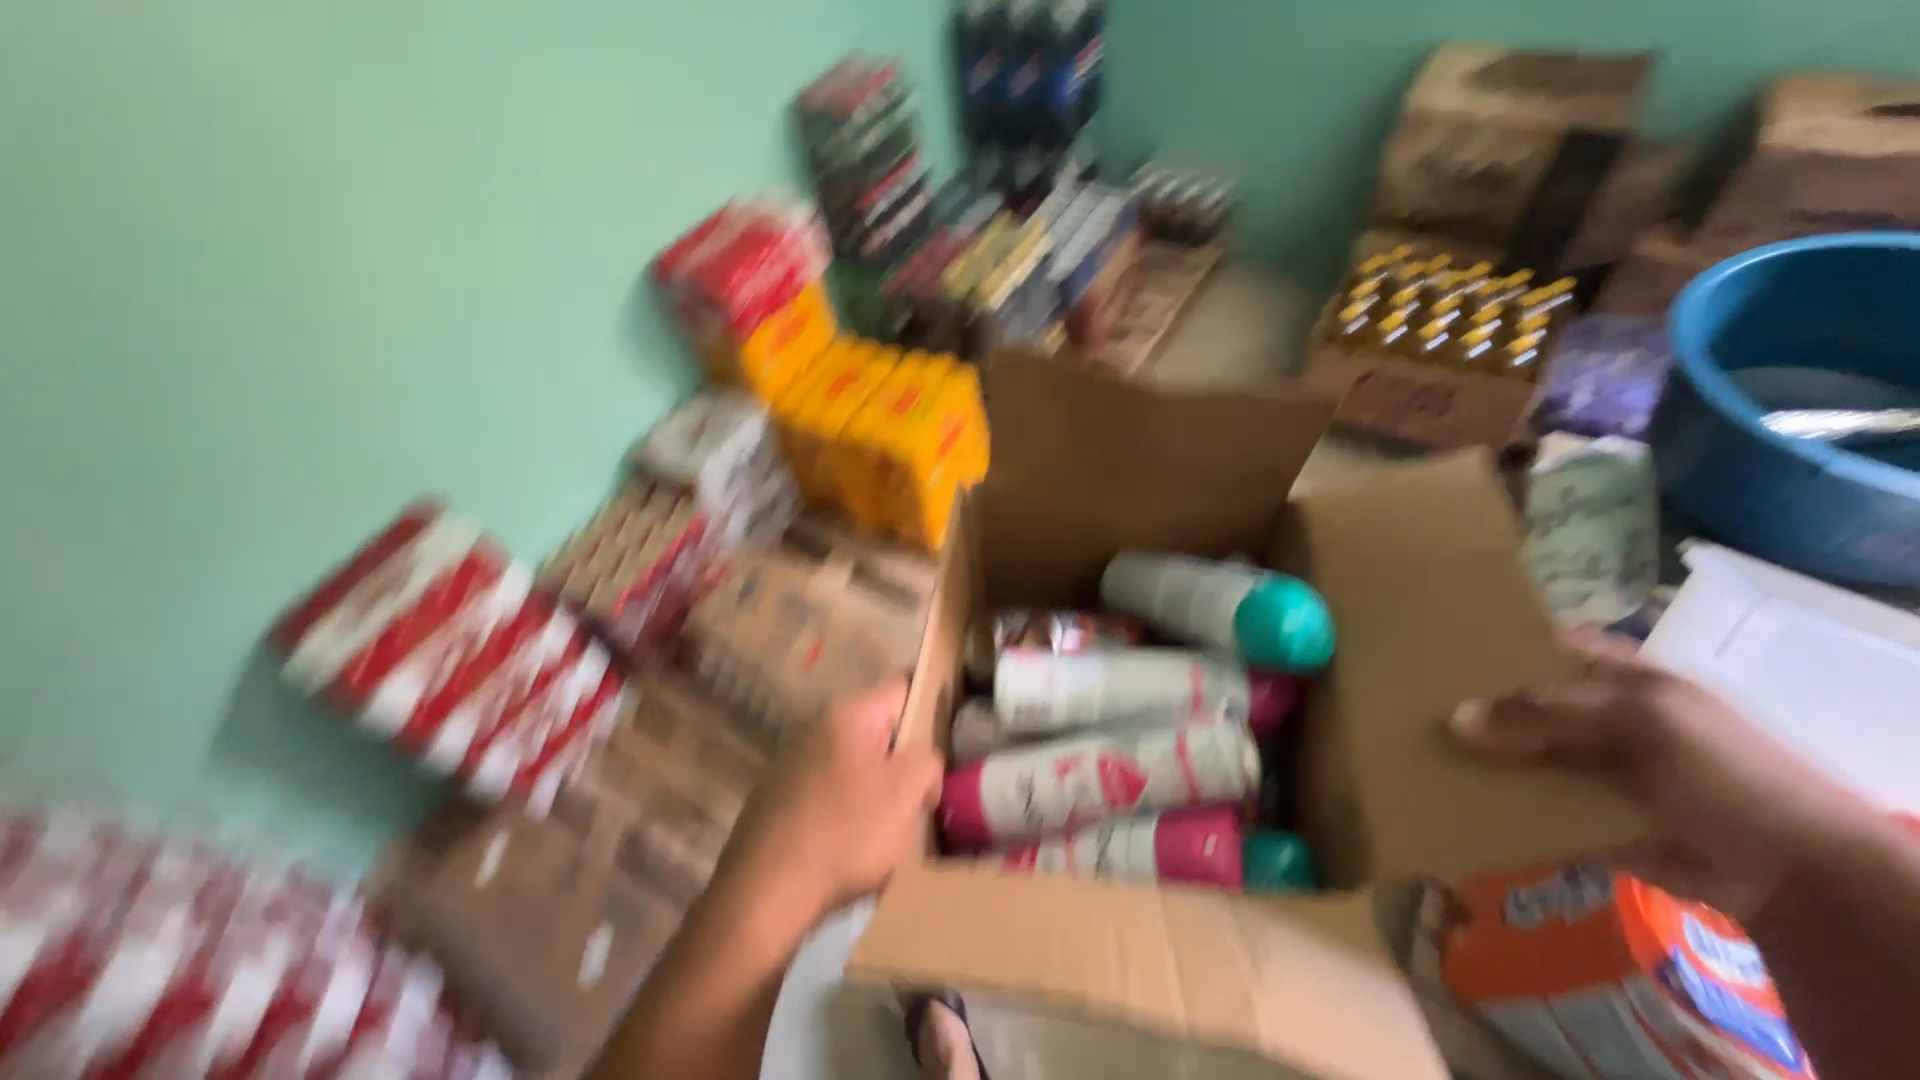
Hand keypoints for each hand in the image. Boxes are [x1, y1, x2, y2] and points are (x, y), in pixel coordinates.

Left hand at [716, 679, 943, 926]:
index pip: (904, 686)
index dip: (933, 706)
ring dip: (878, 788)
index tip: (951, 739)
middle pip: (881, 729)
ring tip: (892, 828)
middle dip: (905, 759)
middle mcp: (815, 726)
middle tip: (924, 795)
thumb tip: (922, 760)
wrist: (765, 893)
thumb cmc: (845, 835)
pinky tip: (853, 845)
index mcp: (848, 714)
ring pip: (857, 763)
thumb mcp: (906, 793)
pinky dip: (849, 810)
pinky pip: (831, 791)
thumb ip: (927, 758)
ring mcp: (791, 761)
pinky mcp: (778, 797)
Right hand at [1449, 626, 1872, 921]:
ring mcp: (1586, 769)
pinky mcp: (1579, 817)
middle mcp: (1593, 718)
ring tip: (1411, 750)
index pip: (1542, 647)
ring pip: (1515, 755)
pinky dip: (1491, 803)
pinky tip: (1445, 798)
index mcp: (1615, 679)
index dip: (1493, 644)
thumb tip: (1453, 717)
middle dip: (1469, 703)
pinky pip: (1524, 805)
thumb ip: (1548, 712)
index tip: (1431, 645)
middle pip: (1518, 703)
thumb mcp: (1644, 720)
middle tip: (1403, 701)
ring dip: (1474, 757)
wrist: (1789, 873)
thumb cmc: (1726, 771)